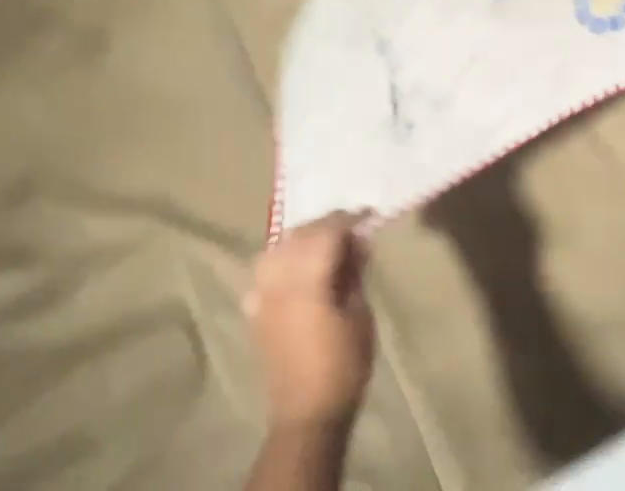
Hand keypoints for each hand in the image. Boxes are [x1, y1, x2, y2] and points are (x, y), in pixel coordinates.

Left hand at [246, 212, 375, 428]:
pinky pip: (263, 273)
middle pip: (299, 236)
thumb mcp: (360, 315)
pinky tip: (296, 269)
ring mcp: (262, 296)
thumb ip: (355, 274)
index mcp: (307, 282)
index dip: (348, 218)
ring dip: (301, 239)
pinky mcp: (256, 312)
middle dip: (326, 224)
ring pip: (276, 249)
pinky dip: (280, 262)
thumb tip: (358, 241)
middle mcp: (278, 282)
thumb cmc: (344, 364)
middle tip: (352, 227)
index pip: (326, 232)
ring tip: (324, 243)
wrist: (307, 411)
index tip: (368, 214)